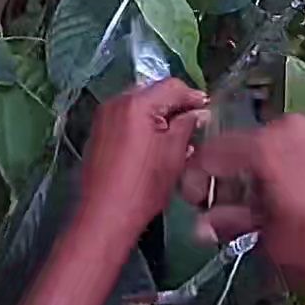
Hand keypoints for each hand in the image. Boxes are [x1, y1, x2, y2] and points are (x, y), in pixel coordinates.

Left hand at [75, 78, 208, 241]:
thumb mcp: (174, 153)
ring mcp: (104, 116)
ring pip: (139, 103)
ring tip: (175, 131)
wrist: (104, 218)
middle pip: (153, 91)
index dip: (192, 95)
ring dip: (158, 112)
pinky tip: (154, 140)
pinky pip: (126, 116)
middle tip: (193, 118)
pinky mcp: (98, 131)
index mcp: (137, 103)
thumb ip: (187, 124)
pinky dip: (142, 122)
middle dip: (174, 103)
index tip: (206, 107)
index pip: (171, 86)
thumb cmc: (144, 185)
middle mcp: (117, 102)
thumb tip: (199, 112)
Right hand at [180, 114, 304, 287]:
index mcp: (265, 145)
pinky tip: (290, 200)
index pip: (211, 152)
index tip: (192, 207)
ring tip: (260, 214)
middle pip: (240, 146)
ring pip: (266, 147)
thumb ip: (233, 225)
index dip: (194, 178)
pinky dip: (279, 168)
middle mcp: (285, 125)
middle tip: (225, 218)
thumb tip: (201, 223)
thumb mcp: (277, 240)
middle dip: (226, 180)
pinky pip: (291, 147)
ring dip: (253, 175)